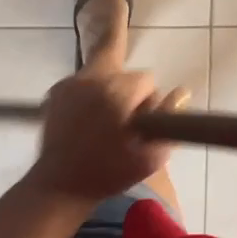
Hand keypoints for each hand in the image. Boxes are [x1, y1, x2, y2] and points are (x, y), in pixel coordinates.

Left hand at [26, 70, 185, 204]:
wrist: (60, 186)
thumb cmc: (110, 173)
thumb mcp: (151, 155)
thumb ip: (170, 119)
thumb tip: (181, 91)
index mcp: (117, 92)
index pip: (146, 78)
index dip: (149, 99)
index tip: (144, 121)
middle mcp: (91, 79)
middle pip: (114, 51)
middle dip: (123, 63)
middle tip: (123, 68)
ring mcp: (69, 84)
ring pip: (99, 70)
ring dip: (108, 86)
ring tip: (106, 119)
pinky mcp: (55, 93)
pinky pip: (82, 83)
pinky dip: (90, 94)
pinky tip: (89, 119)